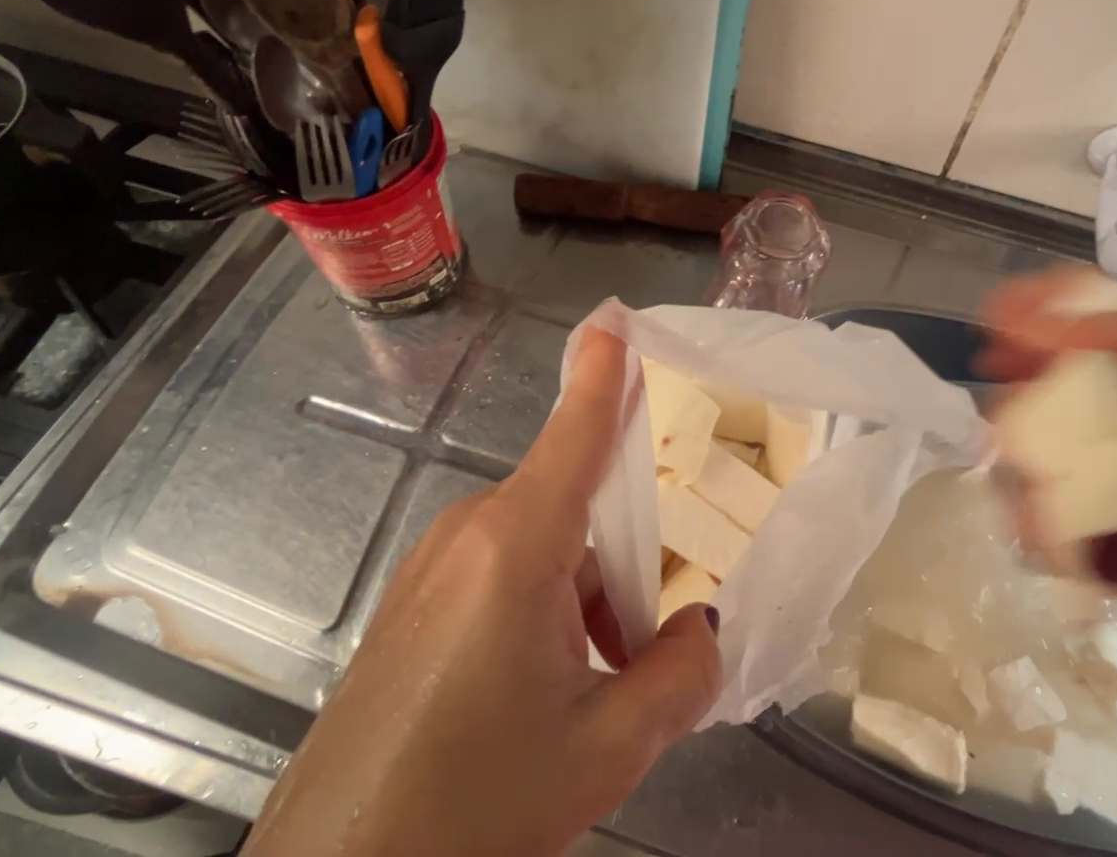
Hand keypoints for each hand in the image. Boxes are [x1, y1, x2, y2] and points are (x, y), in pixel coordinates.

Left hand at [244, 329, 721, 856]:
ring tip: (617, 672)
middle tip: (674, 607)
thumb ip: (681, 675)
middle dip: (633, 545)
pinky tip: (559, 684)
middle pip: (575, 503)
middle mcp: (469, 535)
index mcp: (517, 544)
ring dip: (592, 590)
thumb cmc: (477, 799)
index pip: (575, 433)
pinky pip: (502, 576)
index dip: (602, 370)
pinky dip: (549, 607)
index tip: (619, 316)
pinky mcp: (414, 607)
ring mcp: (432, 569)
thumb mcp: (608, 747)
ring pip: (543, 547)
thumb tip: (702, 630)